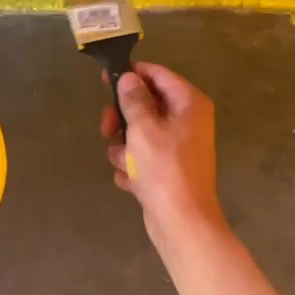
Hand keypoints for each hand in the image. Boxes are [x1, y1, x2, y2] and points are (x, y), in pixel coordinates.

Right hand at [100, 62, 223, 238]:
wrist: (181, 219)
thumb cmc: (164, 168)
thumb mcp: (143, 128)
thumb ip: (134, 100)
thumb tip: (129, 78)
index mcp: (189, 104)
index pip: (159, 75)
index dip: (132, 74)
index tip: (105, 79)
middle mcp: (187, 121)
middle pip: (146, 105)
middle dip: (122, 118)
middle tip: (106, 129)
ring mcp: (178, 148)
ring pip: (140, 134)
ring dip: (124, 147)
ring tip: (124, 163)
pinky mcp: (168, 170)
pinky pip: (143, 159)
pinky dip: (132, 167)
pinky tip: (130, 180)